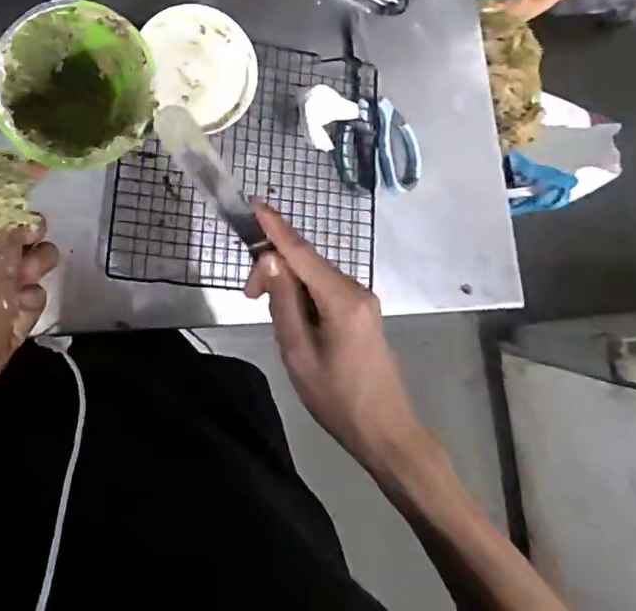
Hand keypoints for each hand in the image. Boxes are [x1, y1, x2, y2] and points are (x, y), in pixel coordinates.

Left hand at [0, 203, 59, 414]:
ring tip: (29, 266)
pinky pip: (35, 304)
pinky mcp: (19, 326)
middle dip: (32, 237)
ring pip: (35, 271)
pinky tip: (24, 296)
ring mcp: (8, 300)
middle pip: (22, 247)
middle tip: (33, 234)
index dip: (7, 217)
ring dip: (38, 262)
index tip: (14, 207)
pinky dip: (34, 296)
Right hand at [244, 201, 422, 472]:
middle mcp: (354, 289)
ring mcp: (360, 299)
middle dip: (272, 267)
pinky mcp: (360, 310)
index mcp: (341, 298)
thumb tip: (270, 260)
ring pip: (312, 273)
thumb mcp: (298, 352)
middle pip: (304, 260)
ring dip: (285, 282)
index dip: (275, 226)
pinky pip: (322, 287)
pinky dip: (300, 291)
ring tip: (267, 309)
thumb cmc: (338, 398)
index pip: (300, 252)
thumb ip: (282, 302)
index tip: (255, 203)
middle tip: (249, 297)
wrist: (387, 433)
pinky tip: (289, 313)